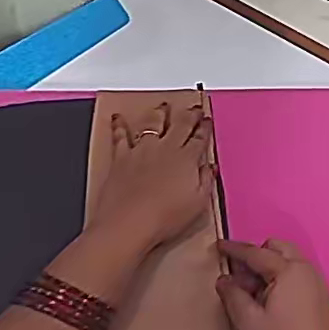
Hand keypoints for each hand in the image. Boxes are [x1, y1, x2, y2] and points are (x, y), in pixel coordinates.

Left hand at [85, 101, 213, 253]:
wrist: (130, 222)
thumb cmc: (164, 216)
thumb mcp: (198, 203)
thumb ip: (206, 181)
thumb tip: (210, 167)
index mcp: (186, 159)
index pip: (200, 138)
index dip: (205, 128)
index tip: (207, 121)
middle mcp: (165, 149)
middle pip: (181, 125)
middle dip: (189, 115)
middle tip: (193, 108)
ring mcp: (142, 151)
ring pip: (153, 123)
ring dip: (160, 113)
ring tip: (163, 106)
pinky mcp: (122, 158)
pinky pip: (120, 136)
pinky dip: (119, 125)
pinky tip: (118, 118)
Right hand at [215, 239, 328, 329]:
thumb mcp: (248, 323)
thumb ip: (233, 295)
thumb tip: (225, 280)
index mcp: (290, 271)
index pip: (257, 253)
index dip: (235, 250)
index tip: (220, 246)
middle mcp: (308, 272)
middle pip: (279, 249)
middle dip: (257, 256)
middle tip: (238, 275)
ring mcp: (319, 285)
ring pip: (290, 263)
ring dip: (270, 269)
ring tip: (252, 294)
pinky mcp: (323, 300)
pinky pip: (300, 278)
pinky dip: (283, 281)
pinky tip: (271, 304)